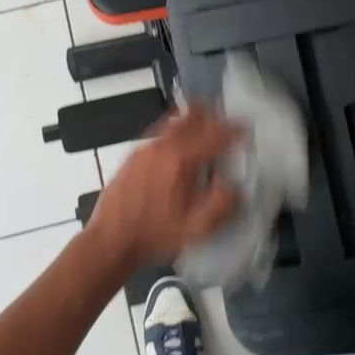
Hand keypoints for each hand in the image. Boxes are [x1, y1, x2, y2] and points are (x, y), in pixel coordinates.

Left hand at [85, 105, 240, 269]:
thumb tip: (236, 187)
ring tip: (203, 126)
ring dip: (190, 120)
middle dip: (210, 115)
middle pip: (190, 118)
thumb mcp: (196, 228)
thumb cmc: (155, 234)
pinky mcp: (132, 156)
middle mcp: (162, 146)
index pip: (213, 136)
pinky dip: (173, 131)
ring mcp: (143, 148)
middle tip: (224, 118)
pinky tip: (175, 146)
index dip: (232, 130)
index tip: (245, 128)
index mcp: (181, 160)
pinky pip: (158, 133)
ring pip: (172, 123)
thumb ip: (222, 204)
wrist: (110, 240)